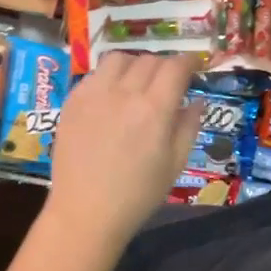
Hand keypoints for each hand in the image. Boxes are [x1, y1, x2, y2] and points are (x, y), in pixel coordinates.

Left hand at [46, 52, 201, 252]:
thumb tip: (197, 100)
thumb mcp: (175, 164)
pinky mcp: (72, 101)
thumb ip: (188, 126)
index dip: (189, 61)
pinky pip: (95, 75)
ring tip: (139, 82)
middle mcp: (123, 93)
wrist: (86, 211)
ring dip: (136, 64)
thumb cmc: (138, 194)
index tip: (195, 65)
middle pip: (149, 60)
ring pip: (119, 59)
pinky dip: (110, 77)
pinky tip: (113, 96)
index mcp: (154, 110)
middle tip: (170, 81)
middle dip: (165, 65)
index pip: (175, 67)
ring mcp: (94, 94)